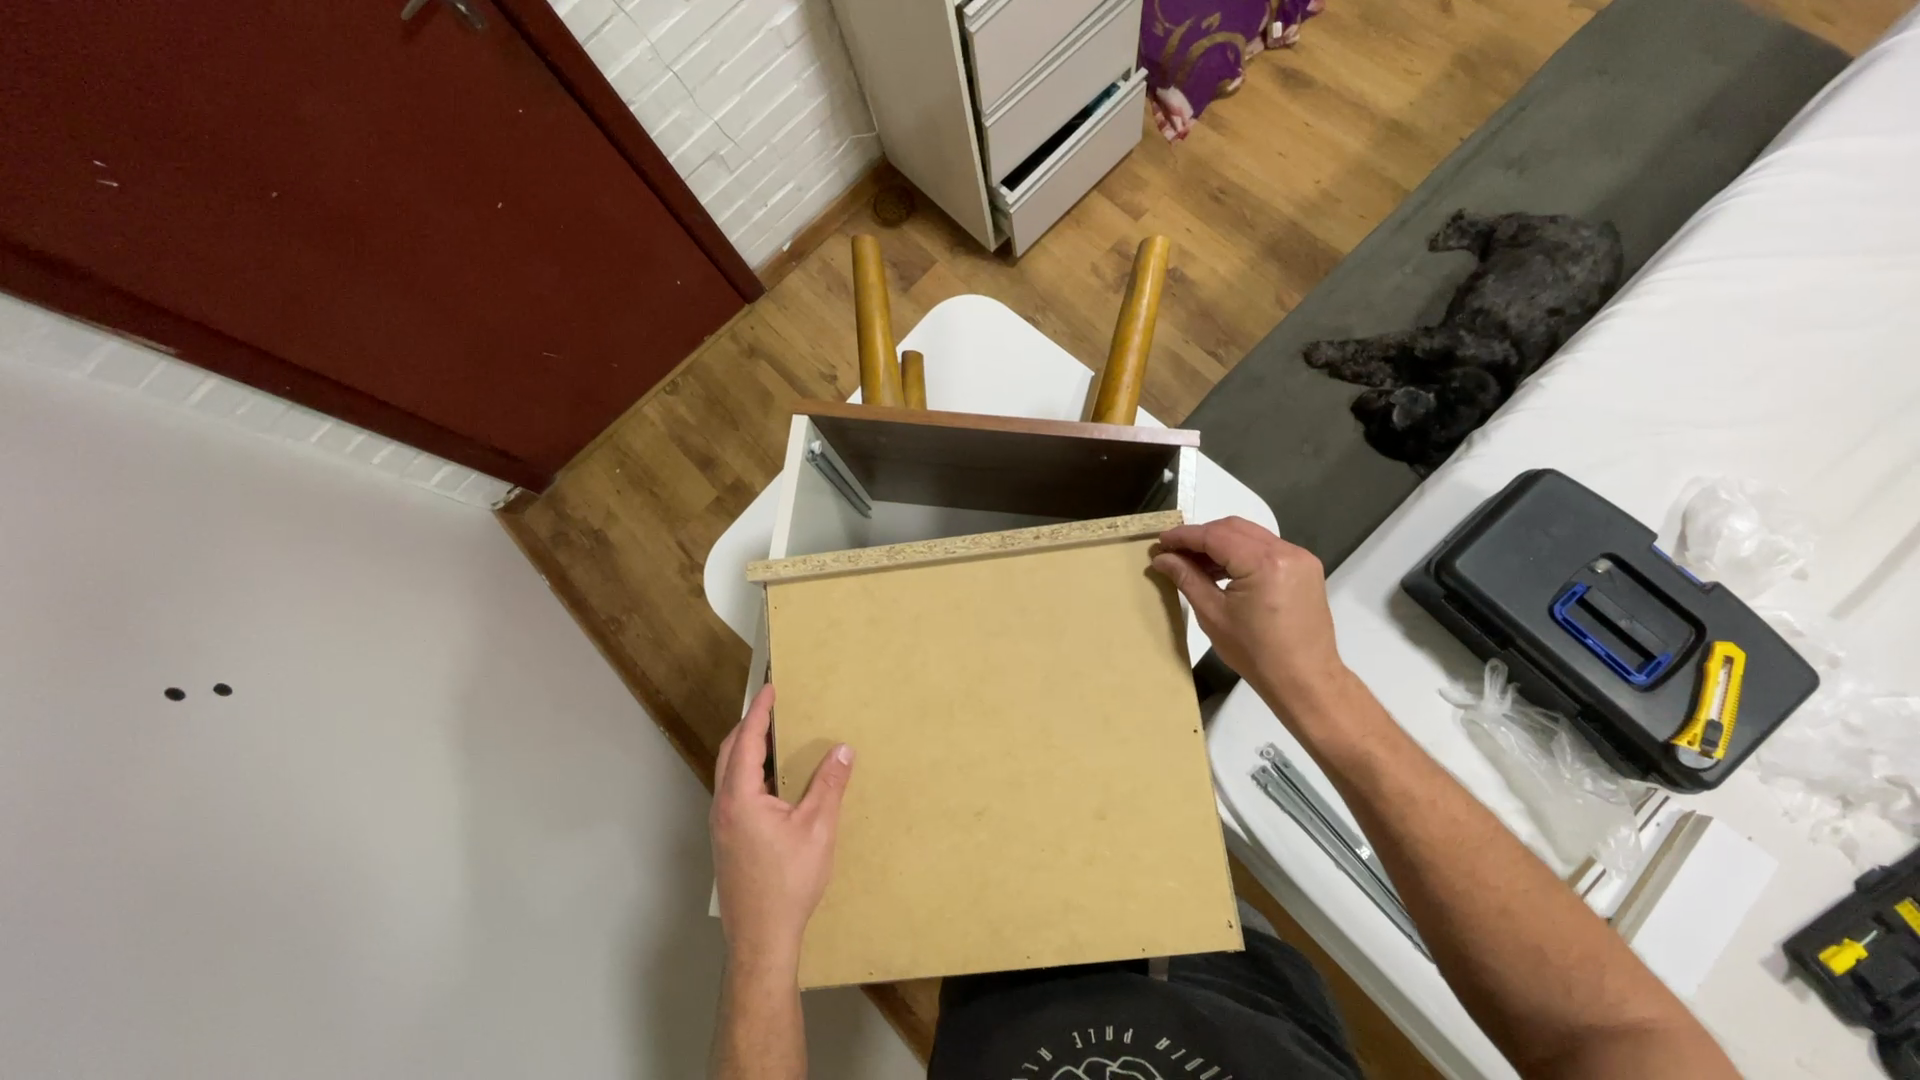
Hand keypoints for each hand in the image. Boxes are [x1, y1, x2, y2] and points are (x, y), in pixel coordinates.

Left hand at [710, 683, 854, 971]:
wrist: (760, 938)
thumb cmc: (788, 883)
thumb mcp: (817, 829)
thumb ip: (829, 785)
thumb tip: (843, 750)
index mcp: (740, 797)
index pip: (747, 740)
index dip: (759, 712)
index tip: (771, 688)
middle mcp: (723, 807)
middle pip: (730, 753)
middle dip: (749, 726)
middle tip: (772, 707)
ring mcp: (721, 826)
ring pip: (729, 774)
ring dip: (748, 750)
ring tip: (775, 738)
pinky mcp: (726, 841)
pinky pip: (734, 793)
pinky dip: (749, 773)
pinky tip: (773, 783)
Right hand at [1151, 517, 1348, 717]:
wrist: (1304, 679)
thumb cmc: (1254, 653)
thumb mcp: (1213, 615)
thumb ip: (1187, 578)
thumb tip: (1162, 558)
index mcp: (1263, 563)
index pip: (1215, 535)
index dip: (1184, 536)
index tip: (1160, 542)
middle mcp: (1286, 551)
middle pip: (1234, 528)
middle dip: (1201, 536)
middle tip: (1174, 552)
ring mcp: (1300, 558)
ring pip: (1251, 535)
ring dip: (1221, 543)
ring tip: (1194, 563)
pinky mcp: (1305, 568)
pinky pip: (1267, 548)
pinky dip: (1241, 553)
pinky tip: (1223, 570)